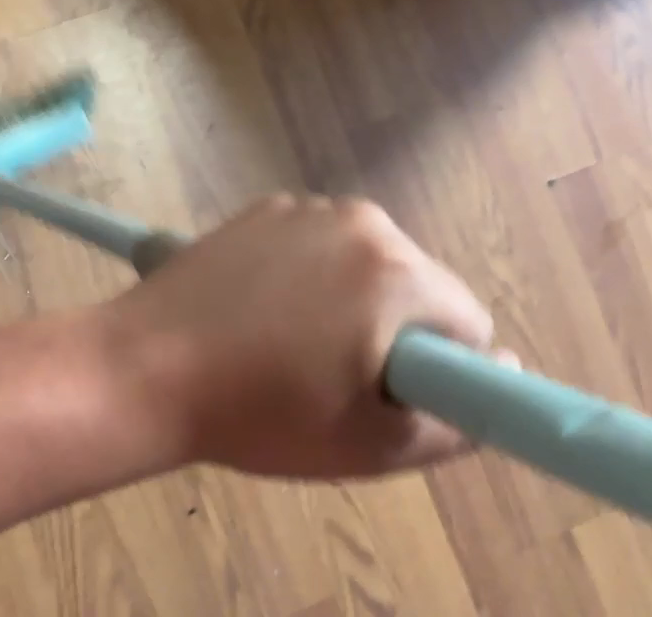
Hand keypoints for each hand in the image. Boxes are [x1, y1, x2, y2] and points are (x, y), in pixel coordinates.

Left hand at [105, 194, 514, 478]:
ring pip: (363, 265)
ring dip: (348, 301)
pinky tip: (258, 311)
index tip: (386, 395)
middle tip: (331, 378)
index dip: (440, 371)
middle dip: (393, 331)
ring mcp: (302, 207)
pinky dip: (306, 276)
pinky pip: (315, 247)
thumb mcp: (372, 445)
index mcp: (394, 270)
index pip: (467, 323)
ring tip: (287, 347)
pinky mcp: (259, 208)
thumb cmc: (261, 412)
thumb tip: (506, 370)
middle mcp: (357, 219)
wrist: (145, 366)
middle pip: (416, 286)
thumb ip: (458, 420)